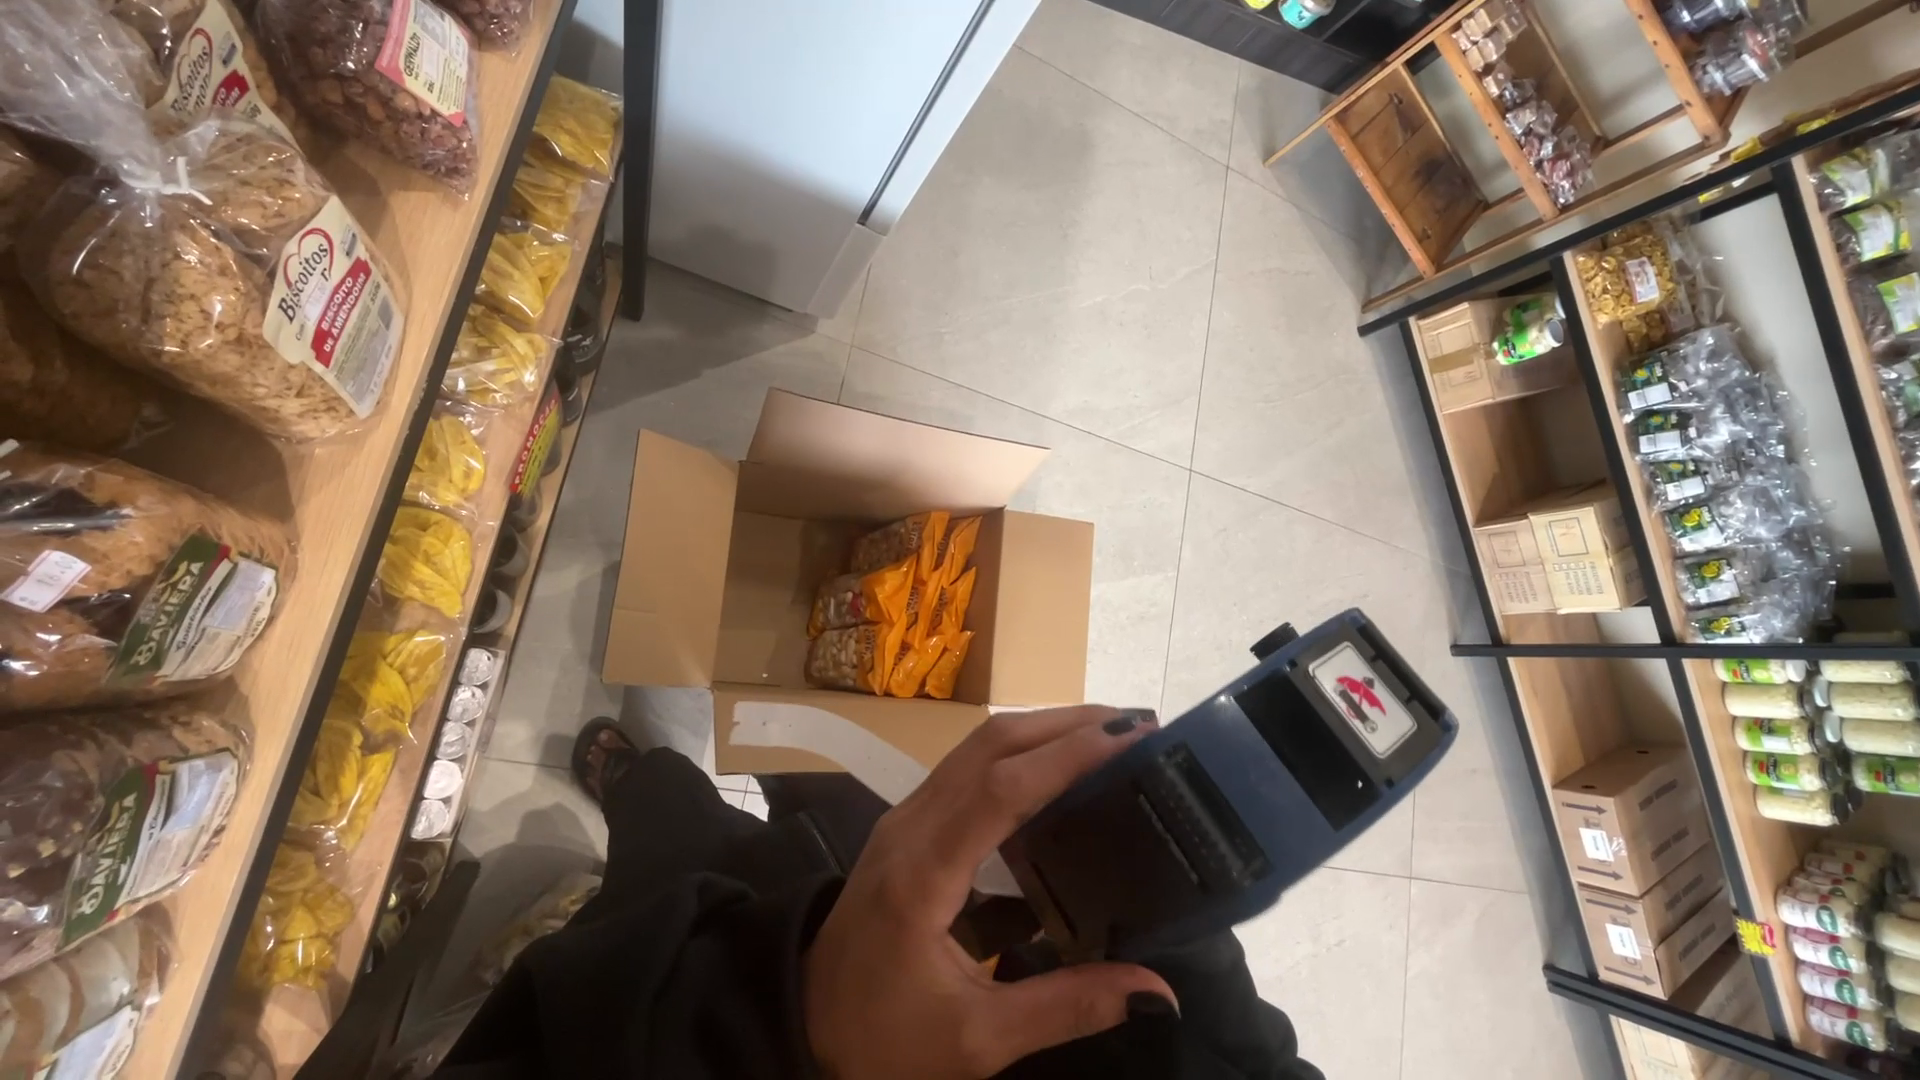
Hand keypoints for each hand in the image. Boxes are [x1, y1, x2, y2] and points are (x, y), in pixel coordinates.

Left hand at [803, 706, 1176, 1079]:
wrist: (804, 1022)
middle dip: (1063, 723)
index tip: (1128, 736)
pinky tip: (1057, 774)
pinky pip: (968, 770)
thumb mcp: (978, 1038)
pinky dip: (1018, 755)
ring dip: (1041, 730)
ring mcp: (906, 817)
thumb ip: (1067, 1008)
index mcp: (923, 872)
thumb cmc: (883, 1037)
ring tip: (1107, 738)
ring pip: (977, 747)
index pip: (1001, 787)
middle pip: (989, 744)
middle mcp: (911, 825)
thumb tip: (1157, 995)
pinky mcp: (909, 824)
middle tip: (1133, 726)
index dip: (1066, 754)